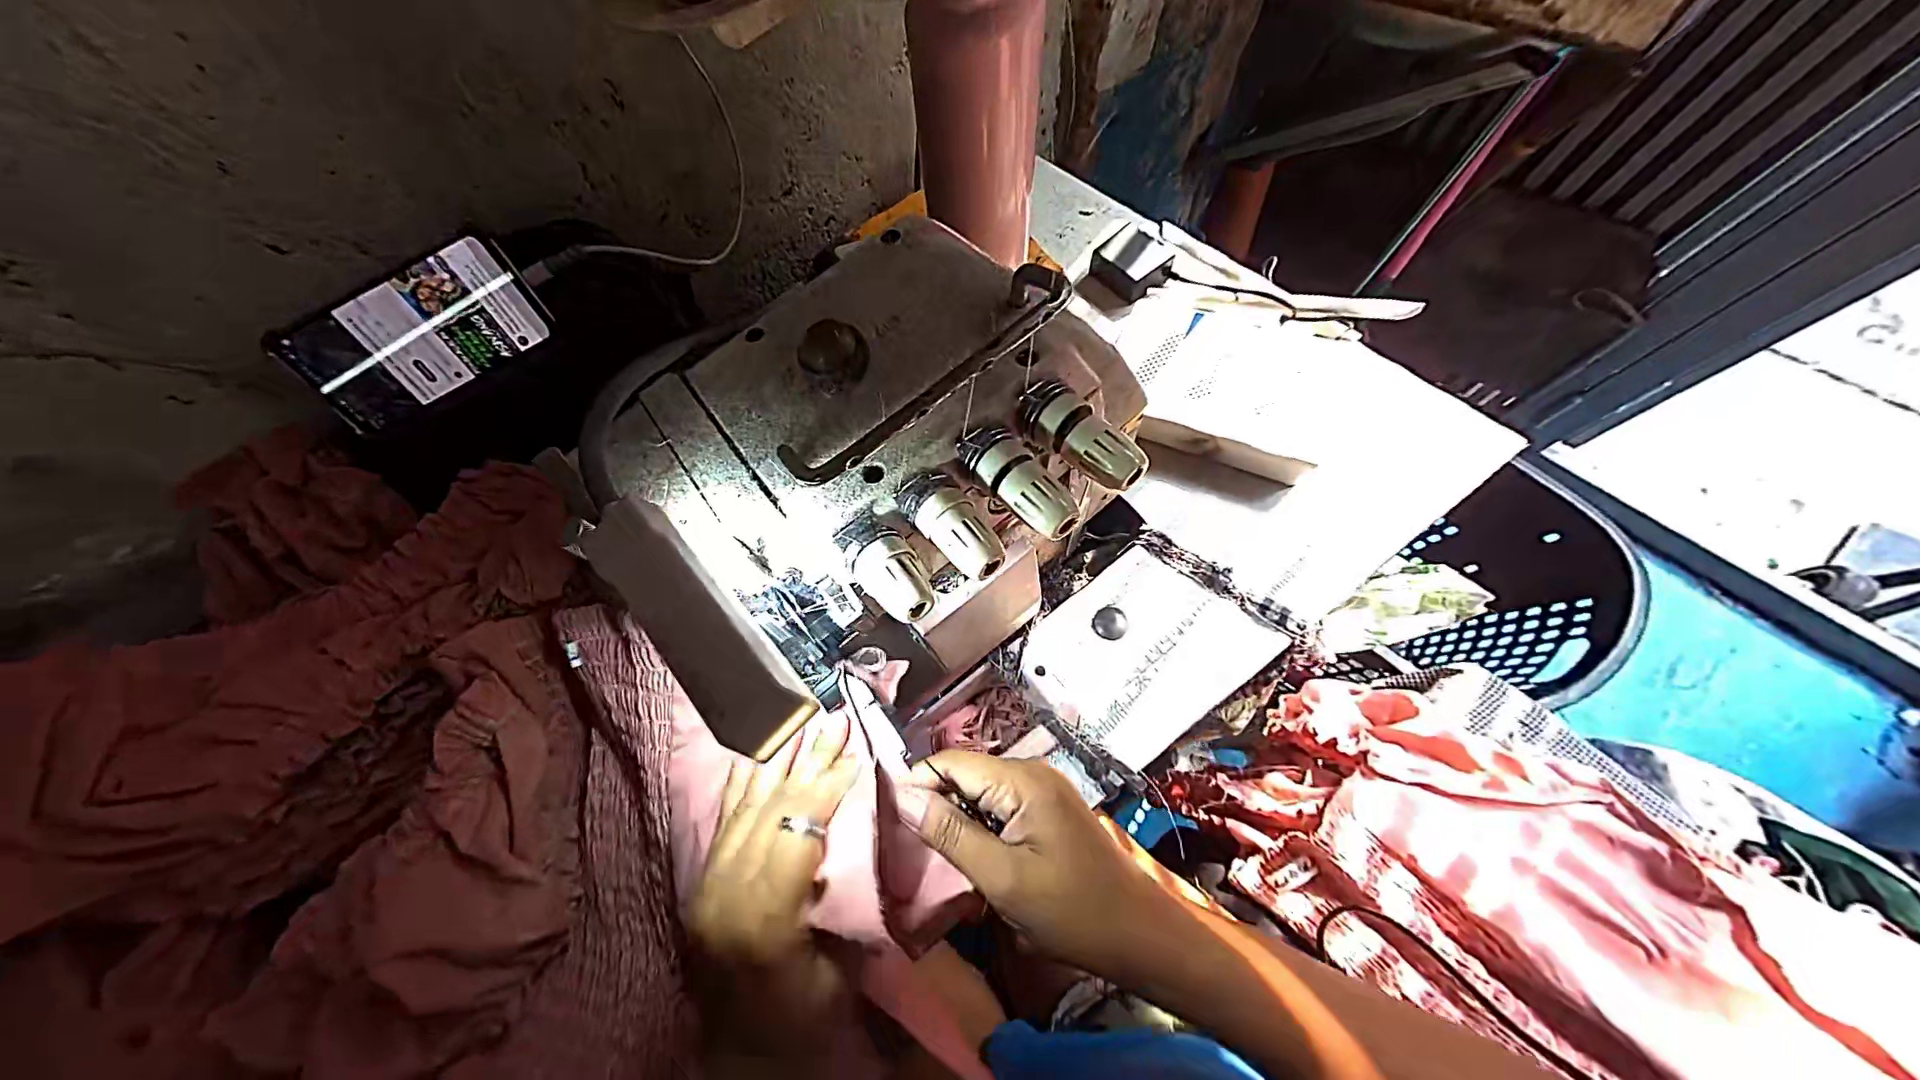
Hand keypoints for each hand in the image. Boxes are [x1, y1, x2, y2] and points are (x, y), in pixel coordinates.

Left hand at [689, 712, 860, 1062]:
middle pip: (773, 807)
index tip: (859, 755)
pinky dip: (749, 778)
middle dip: (811, 760)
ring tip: (807, 722)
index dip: (831, 788)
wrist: (738, 1050)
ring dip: (782, 758)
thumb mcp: (839, 972)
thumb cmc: (799, 1017)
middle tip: (838, 722)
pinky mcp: (703, 877)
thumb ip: (846, 898)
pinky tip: (765, 753)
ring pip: (747, 802)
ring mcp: (708, 880)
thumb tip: (861, 831)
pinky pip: (727, 815)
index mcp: (763, 918)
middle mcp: (726, 890)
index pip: (798, 830)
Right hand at [894, 750, 1179, 977]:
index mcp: (1022, 779)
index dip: (915, 786)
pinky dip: (980, 827)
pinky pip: (1000, 806)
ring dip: (956, 819)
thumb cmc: (1072, 910)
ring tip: (935, 856)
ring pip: (979, 792)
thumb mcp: (1002, 877)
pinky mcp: (1047, 808)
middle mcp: (1031, 771)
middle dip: (935, 804)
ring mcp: (1042, 788)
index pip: (950, 763)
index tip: (887, 820)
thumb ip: (951, 833)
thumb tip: (902, 796)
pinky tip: (972, 856)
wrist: (1139, 934)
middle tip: (909, 846)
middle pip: (964, 775)